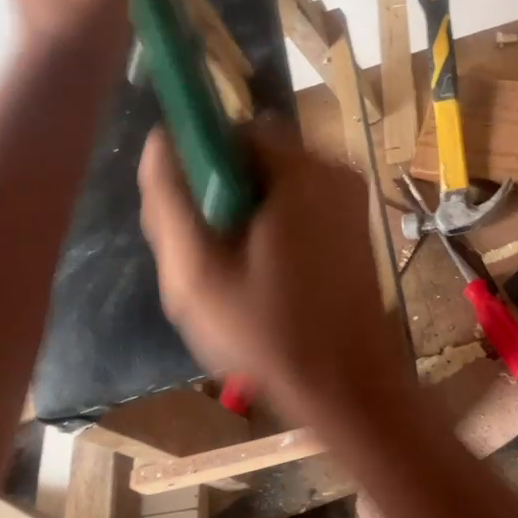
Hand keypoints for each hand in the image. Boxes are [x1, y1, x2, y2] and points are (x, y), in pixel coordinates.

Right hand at [138, 124, 408, 416]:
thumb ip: (170, 202)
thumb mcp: (197, 277)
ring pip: (282, 180)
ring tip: (241, 272)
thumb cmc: (268, 336)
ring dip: (253, 211)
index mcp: (302, 172)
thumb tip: (158, 139)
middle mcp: (336, 170)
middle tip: (212, 252)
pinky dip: (282, 224)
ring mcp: (353, 197)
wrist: (349, 387)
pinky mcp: (359, 222)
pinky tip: (272, 275)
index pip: (237, 130)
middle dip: (228, 190)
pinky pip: (306, 202)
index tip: (192, 212)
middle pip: (260, 154)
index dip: (205, 164)